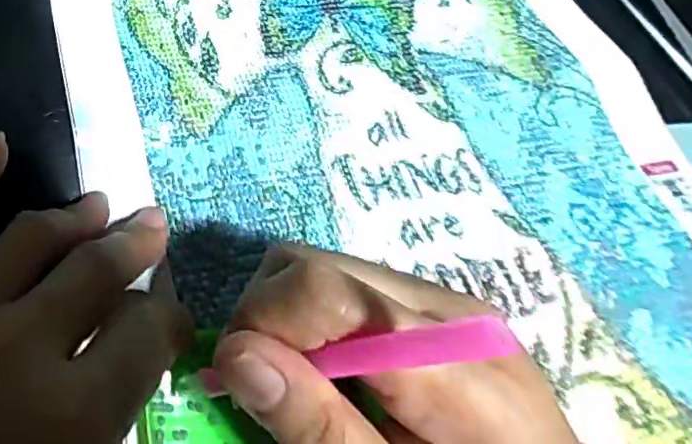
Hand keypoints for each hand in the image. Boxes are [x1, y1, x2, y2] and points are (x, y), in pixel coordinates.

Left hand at [0, 132, 191, 443]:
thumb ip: (109, 414)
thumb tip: (139, 346)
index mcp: (71, 416)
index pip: (144, 332)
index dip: (165, 314)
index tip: (166, 309)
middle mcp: (23, 347)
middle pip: (98, 269)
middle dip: (135, 245)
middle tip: (152, 225)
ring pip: (36, 235)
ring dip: (77, 215)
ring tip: (100, 205)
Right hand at [213, 244, 575, 443]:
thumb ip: (320, 427)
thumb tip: (232, 353)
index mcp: (459, 364)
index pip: (329, 290)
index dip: (262, 321)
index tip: (233, 379)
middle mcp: (454, 311)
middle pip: (317, 264)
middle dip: (266, 317)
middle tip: (261, 392)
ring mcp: (453, 307)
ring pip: (327, 268)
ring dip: (290, 321)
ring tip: (300, 393)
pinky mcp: (444, 315)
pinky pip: (354, 291)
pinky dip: (321, 327)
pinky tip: (336, 385)